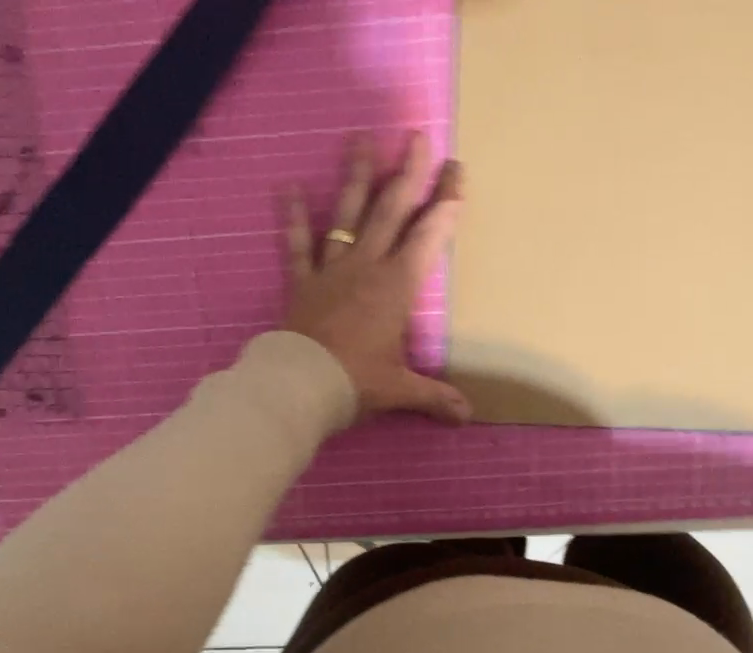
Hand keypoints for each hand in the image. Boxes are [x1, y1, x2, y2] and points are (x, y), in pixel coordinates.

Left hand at [282, 133, 471, 424]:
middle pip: (391, 210)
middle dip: (408, 172)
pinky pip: (297, 244)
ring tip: (362, 138)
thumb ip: (433, 397)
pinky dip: (292, 217)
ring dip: (357, 177)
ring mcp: (333, 269)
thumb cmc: (357, 382)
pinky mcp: (302, 281)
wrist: (301, 385)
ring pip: (348, 215)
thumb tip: (466, 416)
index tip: (456, 170)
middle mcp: (368, 267)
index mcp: (397, 287)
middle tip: (417, 136)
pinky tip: (287, 187)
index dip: (445, 203)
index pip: (428, 236)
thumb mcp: (400, 390)